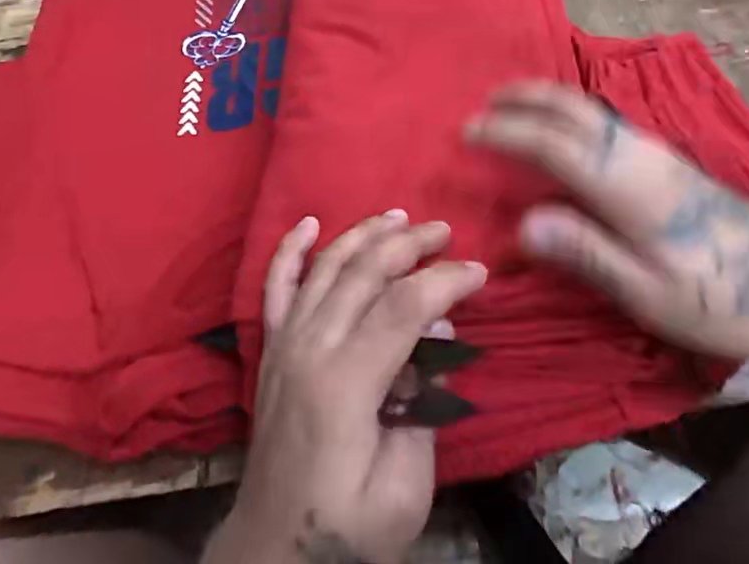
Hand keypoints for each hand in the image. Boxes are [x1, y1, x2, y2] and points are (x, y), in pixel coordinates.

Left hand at [205, 211, 486, 563]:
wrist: (276, 546)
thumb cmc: (347, 527)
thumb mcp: (405, 486)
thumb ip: (424, 403)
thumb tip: (436, 330)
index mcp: (344, 382)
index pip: (401, 308)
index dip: (443, 282)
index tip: (478, 272)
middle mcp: (309, 346)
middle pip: (362, 273)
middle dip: (408, 245)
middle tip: (445, 232)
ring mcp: (283, 341)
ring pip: (324, 267)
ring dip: (362, 235)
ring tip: (399, 217)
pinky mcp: (270, 346)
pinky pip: (275, 285)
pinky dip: (290, 249)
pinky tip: (309, 224)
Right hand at [468, 81, 748, 374]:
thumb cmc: (719, 304)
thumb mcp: (649, 293)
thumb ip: (585, 251)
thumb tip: (523, 221)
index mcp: (629, 187)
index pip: (552, 144)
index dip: (505, 132)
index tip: (467, 132)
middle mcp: (641, 157)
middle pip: (574, 110)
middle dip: (525, 98)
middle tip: (485, 100)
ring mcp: (658, 155)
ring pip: (592, 110)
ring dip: (547, 100)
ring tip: (513, 105)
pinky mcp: (669, 163)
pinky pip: (606, 121)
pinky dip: (570, 112)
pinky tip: (564, 126)